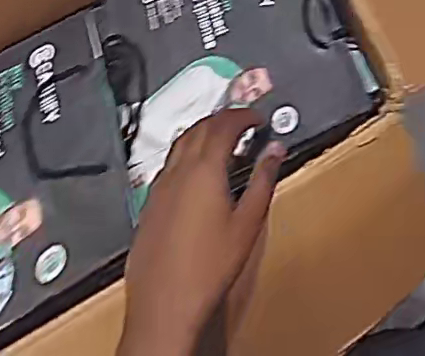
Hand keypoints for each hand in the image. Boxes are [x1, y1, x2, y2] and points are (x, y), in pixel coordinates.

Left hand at [118, 108, 286, 355]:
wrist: (165, 308)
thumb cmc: (211, 267)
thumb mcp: (248, 222)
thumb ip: (263, 179)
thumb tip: (275, 150)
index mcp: (205, 169)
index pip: (224, 125)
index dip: (243, 116)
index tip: (258, 118)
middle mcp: (178, 171)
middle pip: (200, 127)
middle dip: (223, 118)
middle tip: (243, 122)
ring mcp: (159, 187)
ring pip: (181, 142)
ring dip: (203, 131)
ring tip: (221, 139)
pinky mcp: (148, 205)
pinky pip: (168, 163)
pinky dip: (186, 152)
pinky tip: (196, 172)